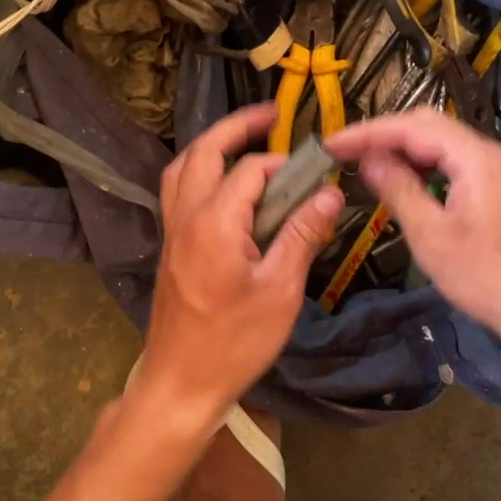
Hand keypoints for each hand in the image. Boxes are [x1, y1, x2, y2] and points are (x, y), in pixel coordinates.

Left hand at [141, 104, 343, 421]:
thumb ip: (301, 235)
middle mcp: (186, 216)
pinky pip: (179, 189)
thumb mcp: (280, 291)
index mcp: (213, 223)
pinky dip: (200, 171)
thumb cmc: (234, 343)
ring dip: (213, 145)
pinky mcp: (170, 245)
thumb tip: (330, 194)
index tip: (314, 178)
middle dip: (237, 127)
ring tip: (246, 140)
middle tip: (271, 116)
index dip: (283, 166)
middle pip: (204, 151)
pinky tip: (225, 184)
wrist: (180, 384)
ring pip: (184, 166)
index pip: (250, 170)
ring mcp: (172, 230)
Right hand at [326, 110, 500, 343]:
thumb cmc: (487, 278)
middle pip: (429, 125)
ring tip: (368, 165)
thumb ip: (398, 190)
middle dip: (385, 134)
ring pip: (444, 142)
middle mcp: (490, 153)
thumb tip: (369, 160)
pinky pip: (457, 162)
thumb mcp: (431, 236)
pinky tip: (407, 182)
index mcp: (474, 157)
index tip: (332, 144)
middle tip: (346, 153)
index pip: (412, 127)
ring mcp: (499, 170)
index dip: (368, 133)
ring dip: (405, 149)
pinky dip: (426, 165)